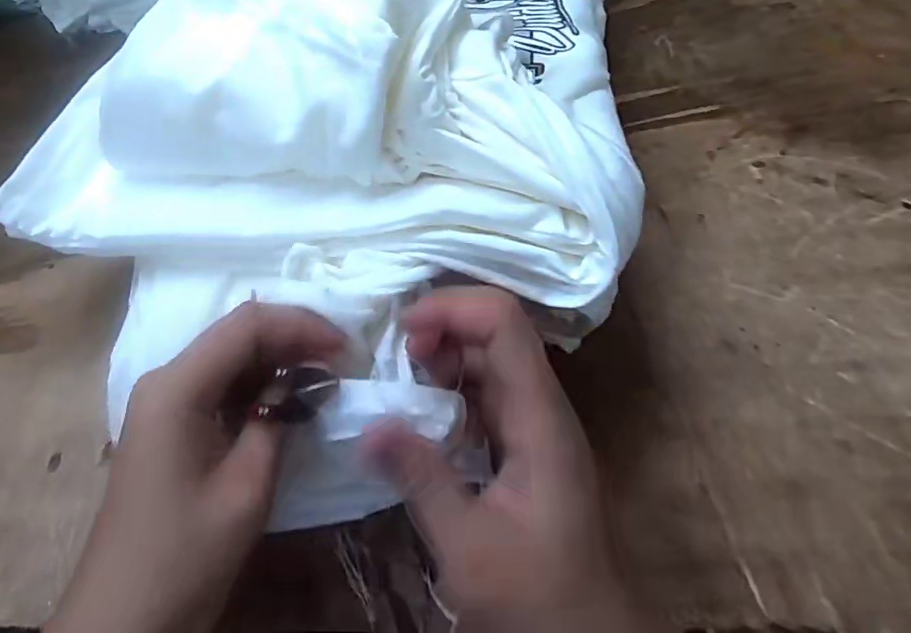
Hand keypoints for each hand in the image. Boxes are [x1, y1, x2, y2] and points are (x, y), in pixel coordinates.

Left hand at [49, 301, 346, 632]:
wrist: (124, 615)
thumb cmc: (184, 557)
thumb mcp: (245, 490)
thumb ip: (276, 421)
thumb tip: (304, 380)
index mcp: (177, 386)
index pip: (245, 326)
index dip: (299, 325)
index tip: (344, 349)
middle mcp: (165, 378)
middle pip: (234, 335)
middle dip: (290, 339)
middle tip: (340, 362)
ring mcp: (163, 398)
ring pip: (227, 356)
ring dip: (275, 360)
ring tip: (323, 375)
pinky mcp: (168, 420)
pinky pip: (216, 384)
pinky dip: (254, 384)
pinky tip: (286, 396)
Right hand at [360, 287, 656, 632]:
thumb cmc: (537, 603)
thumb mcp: (469, 548)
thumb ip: (421, 478)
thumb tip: (369, 425)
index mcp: (540, 420)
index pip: (504, 323)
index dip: (452, 308)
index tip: (404, 332)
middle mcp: (542, 409)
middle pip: (494, 331)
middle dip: (440, 328)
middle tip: (396, 363)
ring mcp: (534, 426)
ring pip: (487, 358)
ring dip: (441, 357)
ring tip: (404, 386)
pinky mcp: (523, 445)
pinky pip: (484, 390)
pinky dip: (448, 386)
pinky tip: (424, 416)